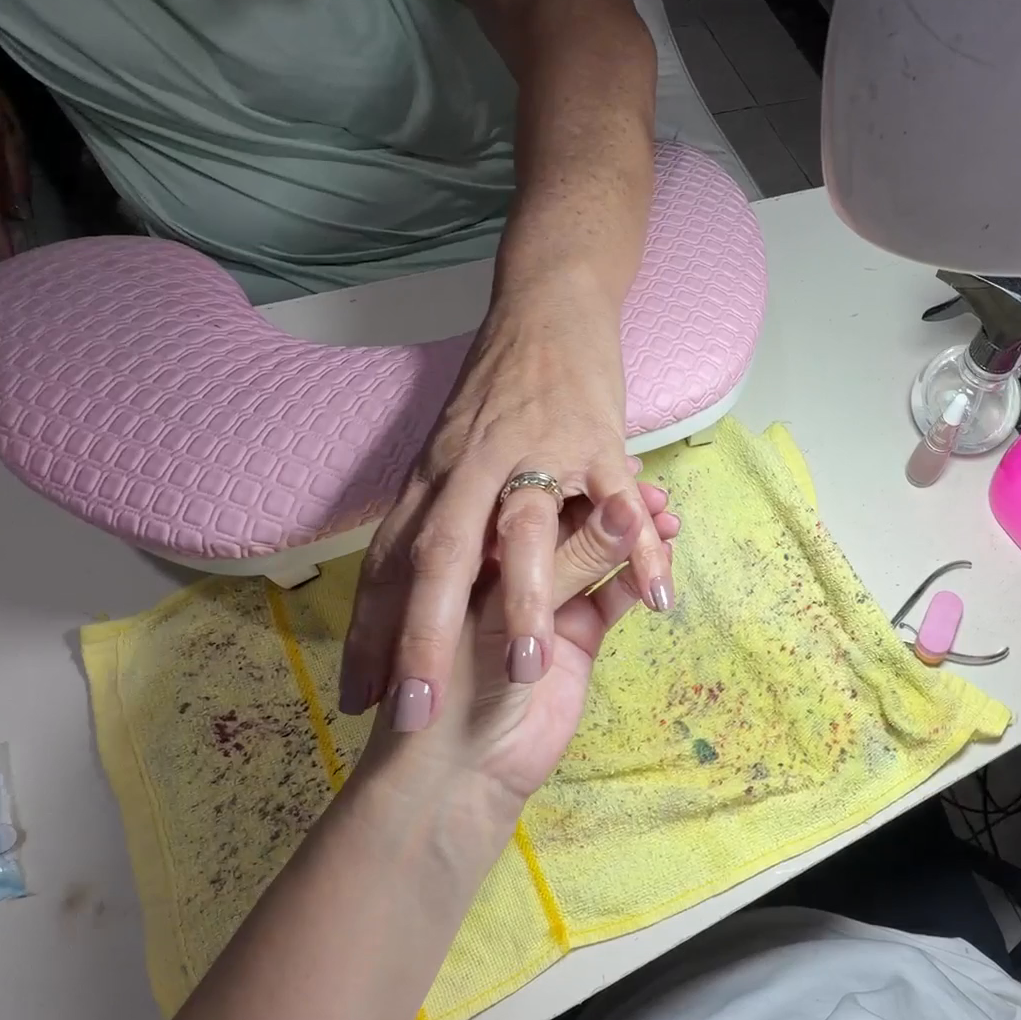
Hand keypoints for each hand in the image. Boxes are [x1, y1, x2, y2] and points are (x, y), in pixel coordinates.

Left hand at [339, 301, 671, 730]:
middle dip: (424, 638)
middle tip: (414, 714)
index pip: (391, 564)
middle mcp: (471, 468)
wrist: (546, 305)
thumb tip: (440, 586)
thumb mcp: (455, 452)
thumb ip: (446, 514)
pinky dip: (640, 549)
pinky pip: (618, 502)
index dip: (373, 631)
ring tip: (529, 668)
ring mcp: (536, 452)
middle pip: (440, 558)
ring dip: (528, 601)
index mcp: (433, 477)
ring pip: (526, 531)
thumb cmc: (503, 385)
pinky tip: (659, 598)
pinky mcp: (597, 440)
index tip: (362, 698)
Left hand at [361, 485, 680, 804]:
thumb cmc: (460, 677)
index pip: (523, 501)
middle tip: (647, 482)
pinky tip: (668, 552)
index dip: (565, 480)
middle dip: (605, 506)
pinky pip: (614, 596)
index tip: (606, 456)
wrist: (468, 770)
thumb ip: (565, 564)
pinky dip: (641, 576)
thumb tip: (627, 510)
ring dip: (631, 537)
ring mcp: (546, 601)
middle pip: (564, 523)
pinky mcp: (579, 636)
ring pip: (594, 555)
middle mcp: (509, 565)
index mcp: (474, 546)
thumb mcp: (509, 608)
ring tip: (669, 512)